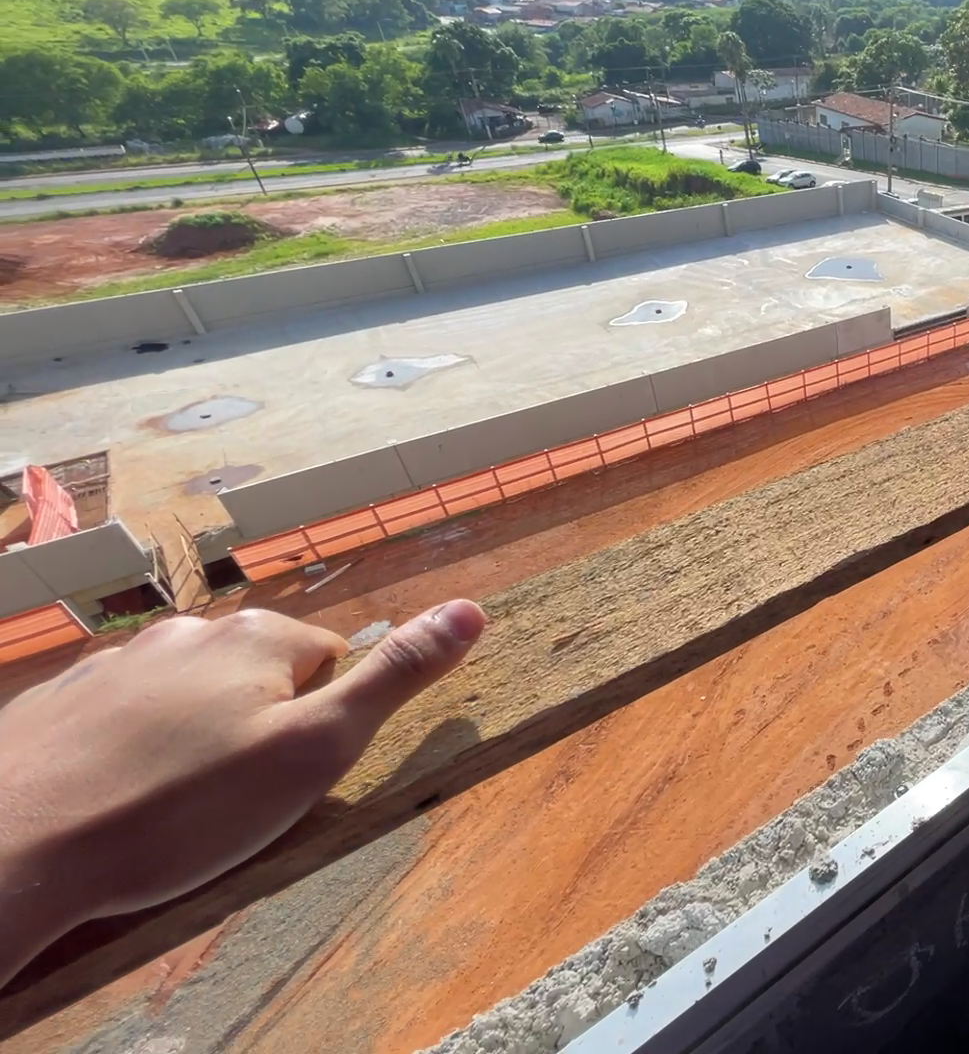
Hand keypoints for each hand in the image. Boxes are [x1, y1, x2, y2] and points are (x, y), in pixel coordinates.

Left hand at [0, 600, 486, 985]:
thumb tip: (472, 609)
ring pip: (194, 692)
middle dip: (263, 719)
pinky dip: (133, 745)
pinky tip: (115, 794)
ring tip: (171, 799)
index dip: (323, 716)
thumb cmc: (181, 807)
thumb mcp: (321, 745)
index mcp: (259, 636)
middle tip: (236, 787)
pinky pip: (125, 714)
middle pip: (263, 672)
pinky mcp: (48, 704)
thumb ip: (400, 673)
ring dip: (198, 732)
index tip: (288, 766)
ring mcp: (110, 664)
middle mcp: (189, 632)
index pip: (332, 659)